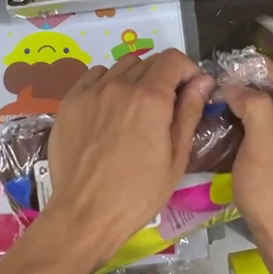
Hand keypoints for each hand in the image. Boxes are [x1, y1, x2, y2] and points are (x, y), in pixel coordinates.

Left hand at [27, 49, 213, 273]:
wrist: (85, 214)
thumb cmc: (138, 193)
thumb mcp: (176, 158)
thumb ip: (190, 112)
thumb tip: (202, 81)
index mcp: (150, 98)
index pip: (174, 59)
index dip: (187, 70)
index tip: (190, 90)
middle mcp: (120, 86)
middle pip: (149, 61)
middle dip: (164, 77)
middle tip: (165, 107)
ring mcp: (91, 92)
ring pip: (122, 67)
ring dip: (136, 79)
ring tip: (135, 109)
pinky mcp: (70, 102)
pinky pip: (95, 77)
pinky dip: (108, 84)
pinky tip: (109, 110)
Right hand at [218, 34, 272, 255]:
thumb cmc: (272, 192)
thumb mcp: (260, 148)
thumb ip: (253, 109)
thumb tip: (238, 85)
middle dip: (267, 65)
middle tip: (234, 74)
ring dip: (252, 82)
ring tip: (223, 88)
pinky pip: (265, 106)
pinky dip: (246, 100)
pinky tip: (224, 107)